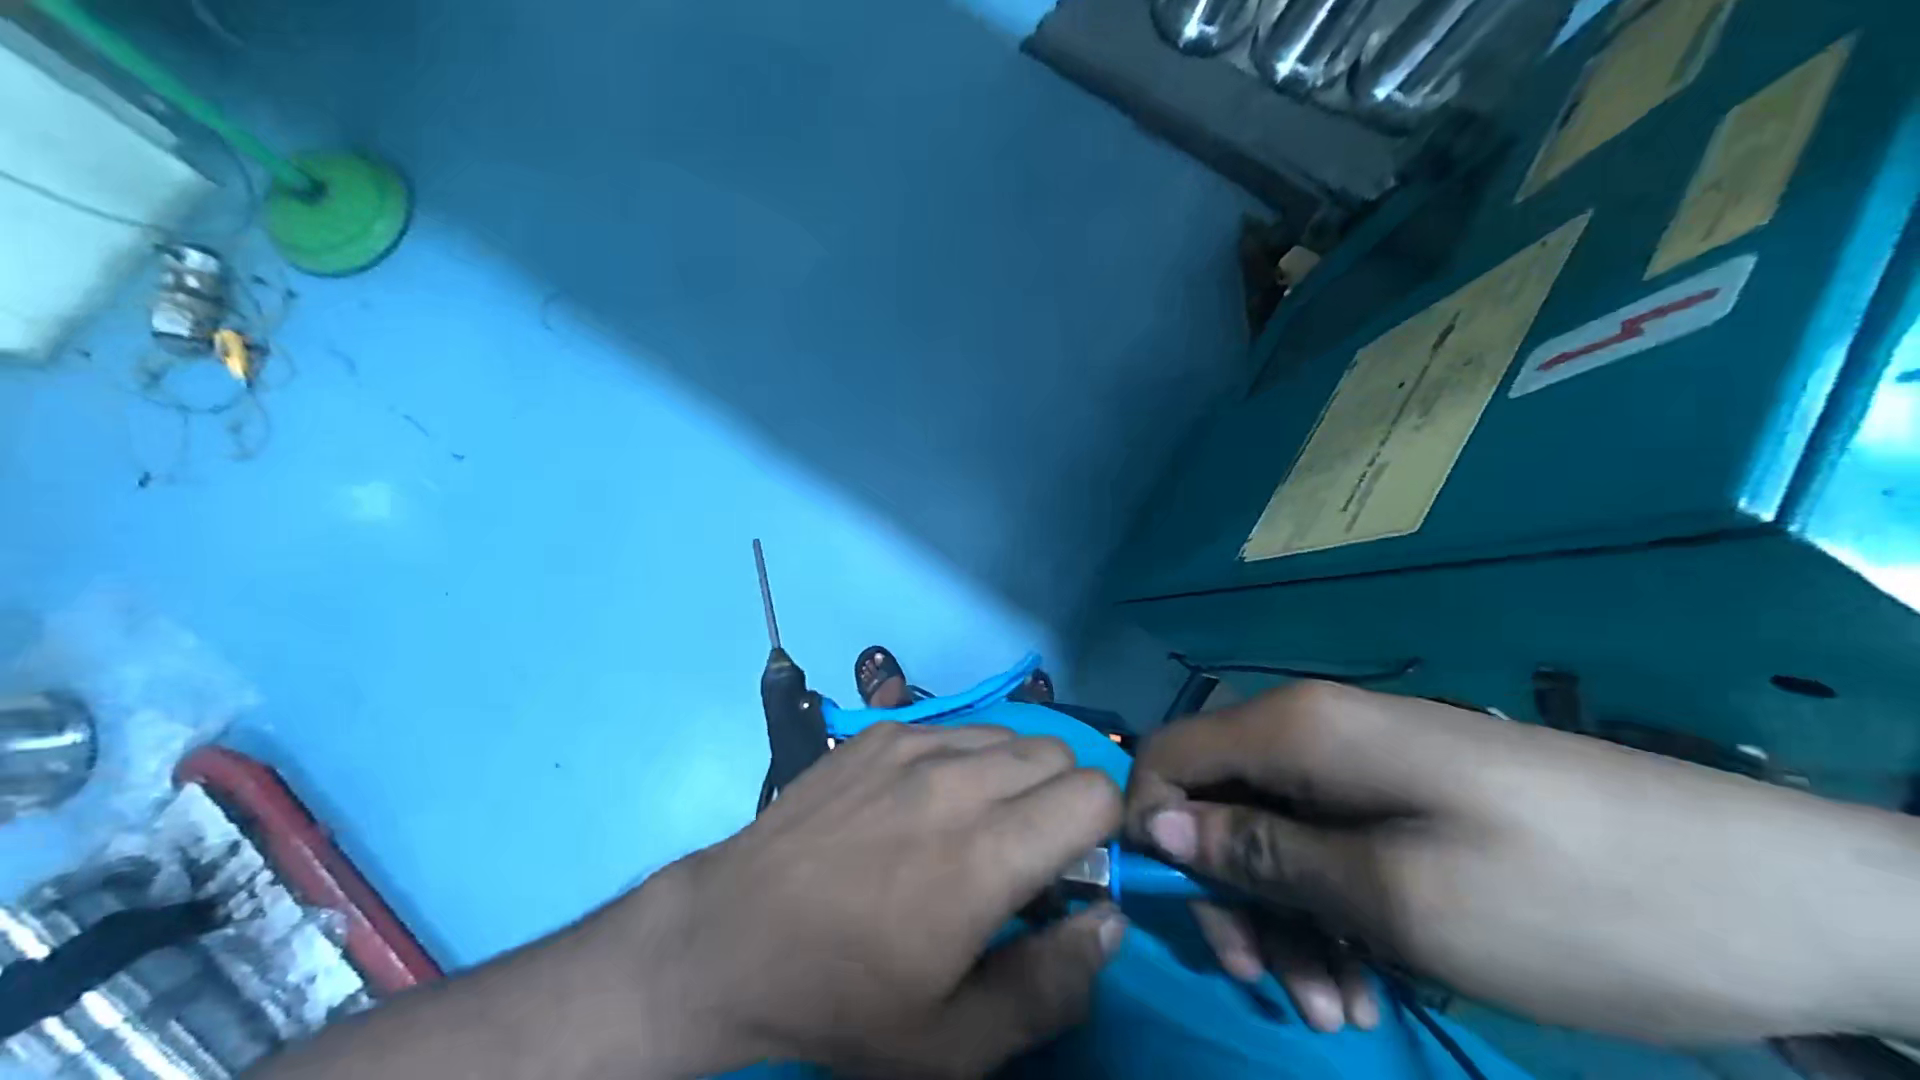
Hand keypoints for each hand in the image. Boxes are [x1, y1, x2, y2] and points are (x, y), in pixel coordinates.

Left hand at [616, 721, 1125, 1077]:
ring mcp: (914, 744)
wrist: (731, 938)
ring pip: (1011, 736)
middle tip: (1025, 852)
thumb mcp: (954, 1041)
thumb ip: (1053, 984)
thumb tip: (1112, 921)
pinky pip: (958, 728)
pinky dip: (967, 760)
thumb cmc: (843, 999)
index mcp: (988, 854)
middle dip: (1063, 802)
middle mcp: (959, 780)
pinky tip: (923, 803)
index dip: (1101, 834)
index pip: (1097, 794)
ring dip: (1016, 777)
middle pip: (1061, 754)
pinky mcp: (880, 731)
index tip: (1072, 872)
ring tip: (975, 825)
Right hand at [1125, 681, 1919, 1041]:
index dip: (1151, 825)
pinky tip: (1369, 983)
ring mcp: (1365, 765)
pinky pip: (1330, 849)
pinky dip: (1331, 915)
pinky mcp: (1406, 800)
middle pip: (1218, 802)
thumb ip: (1266, 855)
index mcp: (1302, 730)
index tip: (1175, 909)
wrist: (1792, 900)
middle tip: (1270, 985)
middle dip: (1228, 893)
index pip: (1171, 755)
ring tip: (1337, 1009)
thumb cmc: (1577, 900)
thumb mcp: (1401, 895)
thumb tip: (1157, 826)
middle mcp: (1318, 732)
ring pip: (1273, 835)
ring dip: (1283, 920)